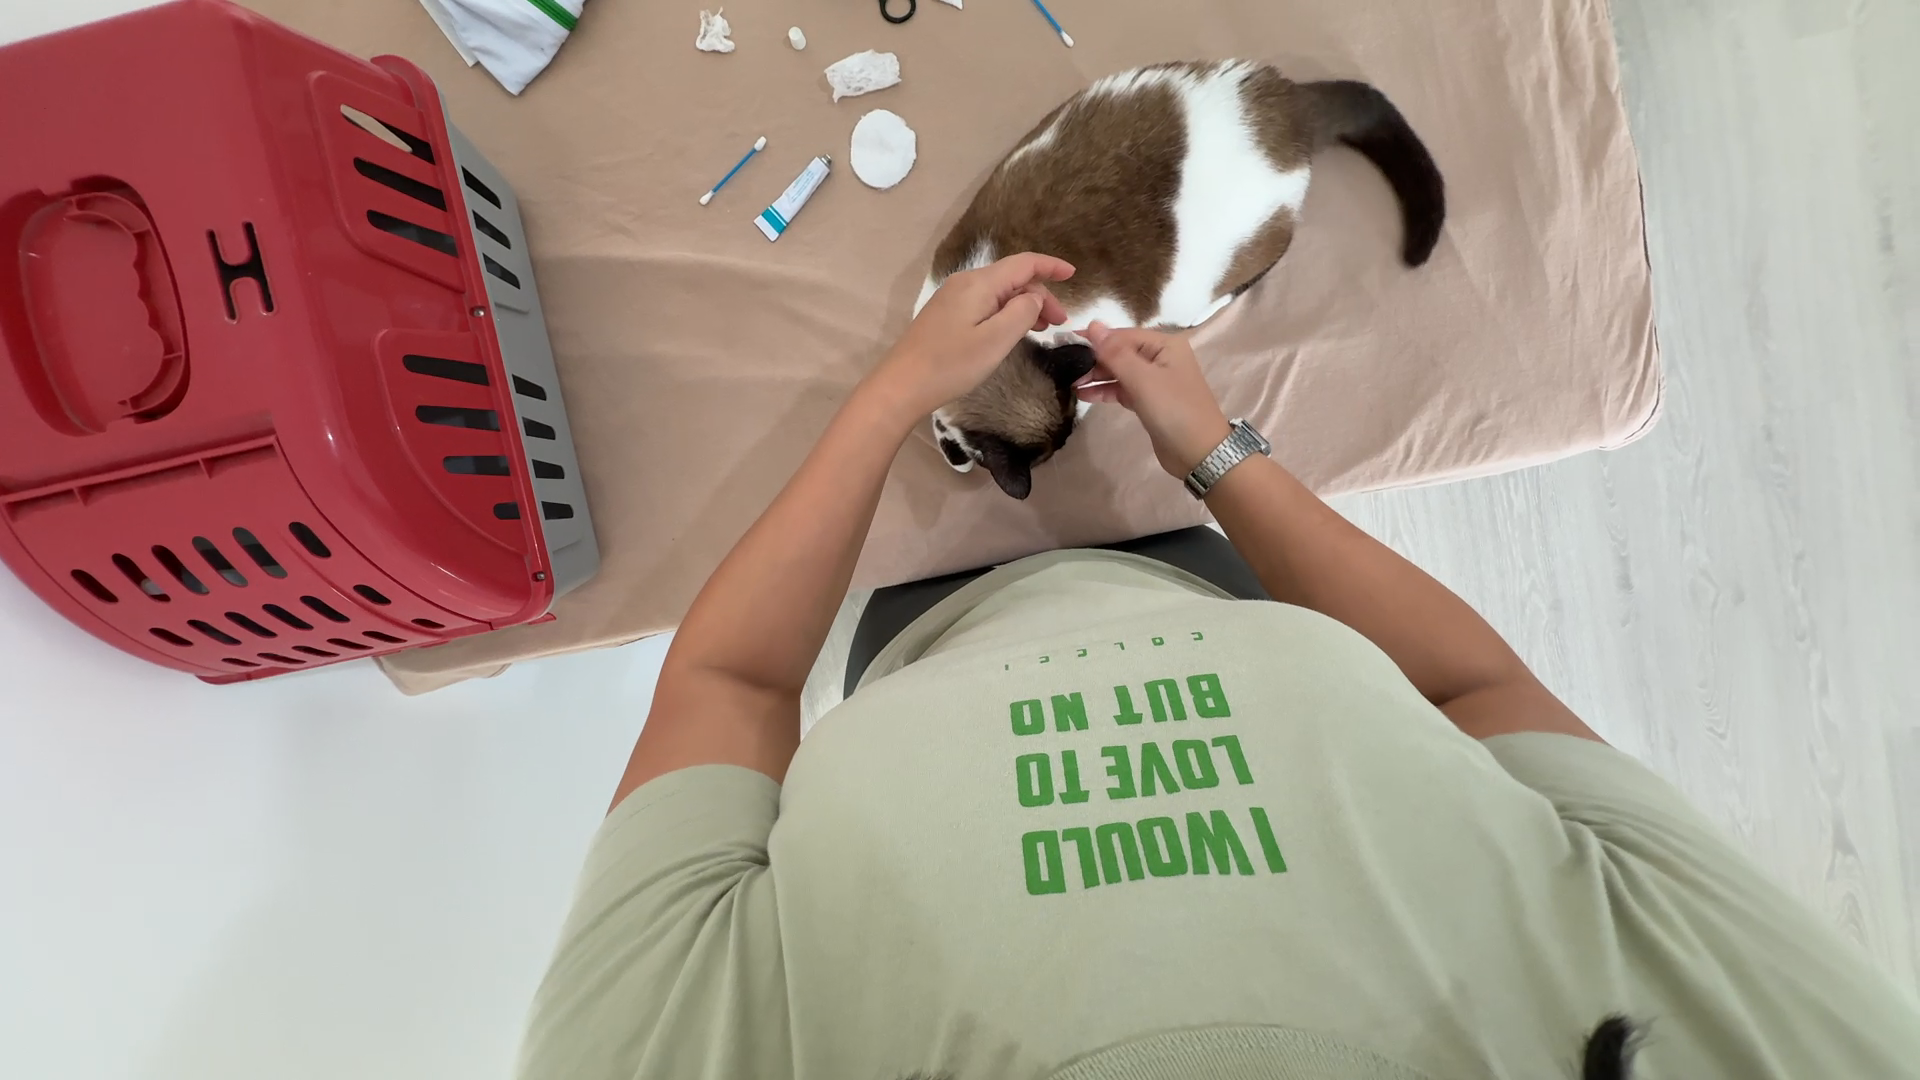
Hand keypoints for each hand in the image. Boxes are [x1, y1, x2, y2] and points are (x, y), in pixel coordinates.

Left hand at [864, 253, 1073, 418]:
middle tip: (1059, 324)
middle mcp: (965, 283)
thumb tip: (1034, 296)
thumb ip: (1022, 312)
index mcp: (980, 283)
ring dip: (1023, 306)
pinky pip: (984, 304)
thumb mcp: (996, 340)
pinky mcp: (945, 316)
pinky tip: (1011, 331)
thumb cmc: (951, 365)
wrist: (902, 385)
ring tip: (1042, 329)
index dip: (1051, 266)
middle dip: (1040, 295)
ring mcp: (952, 299)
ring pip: (998, 292)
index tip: (1074, 274)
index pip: (1024, 263)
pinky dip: (1005, 313)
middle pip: (1012, 278)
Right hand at [1075, 323, 1232, 477]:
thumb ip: (1116, 353)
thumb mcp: (1143, 379)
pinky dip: (1105, 391)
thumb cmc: (1174, 410)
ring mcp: (1155, 381)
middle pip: (1120, 352)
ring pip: (1119, 372)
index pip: (1122, 335)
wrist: (1199, 452)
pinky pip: (1122, 390)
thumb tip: (1092, 324)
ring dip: (1096, 377)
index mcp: (1164, 345)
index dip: (1095, 339)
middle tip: (1064, 367)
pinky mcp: (1149, 401)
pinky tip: (1084, 395)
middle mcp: (1160, 358)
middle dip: (1094, 359)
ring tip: (1070, 383)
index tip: (1065, 343)